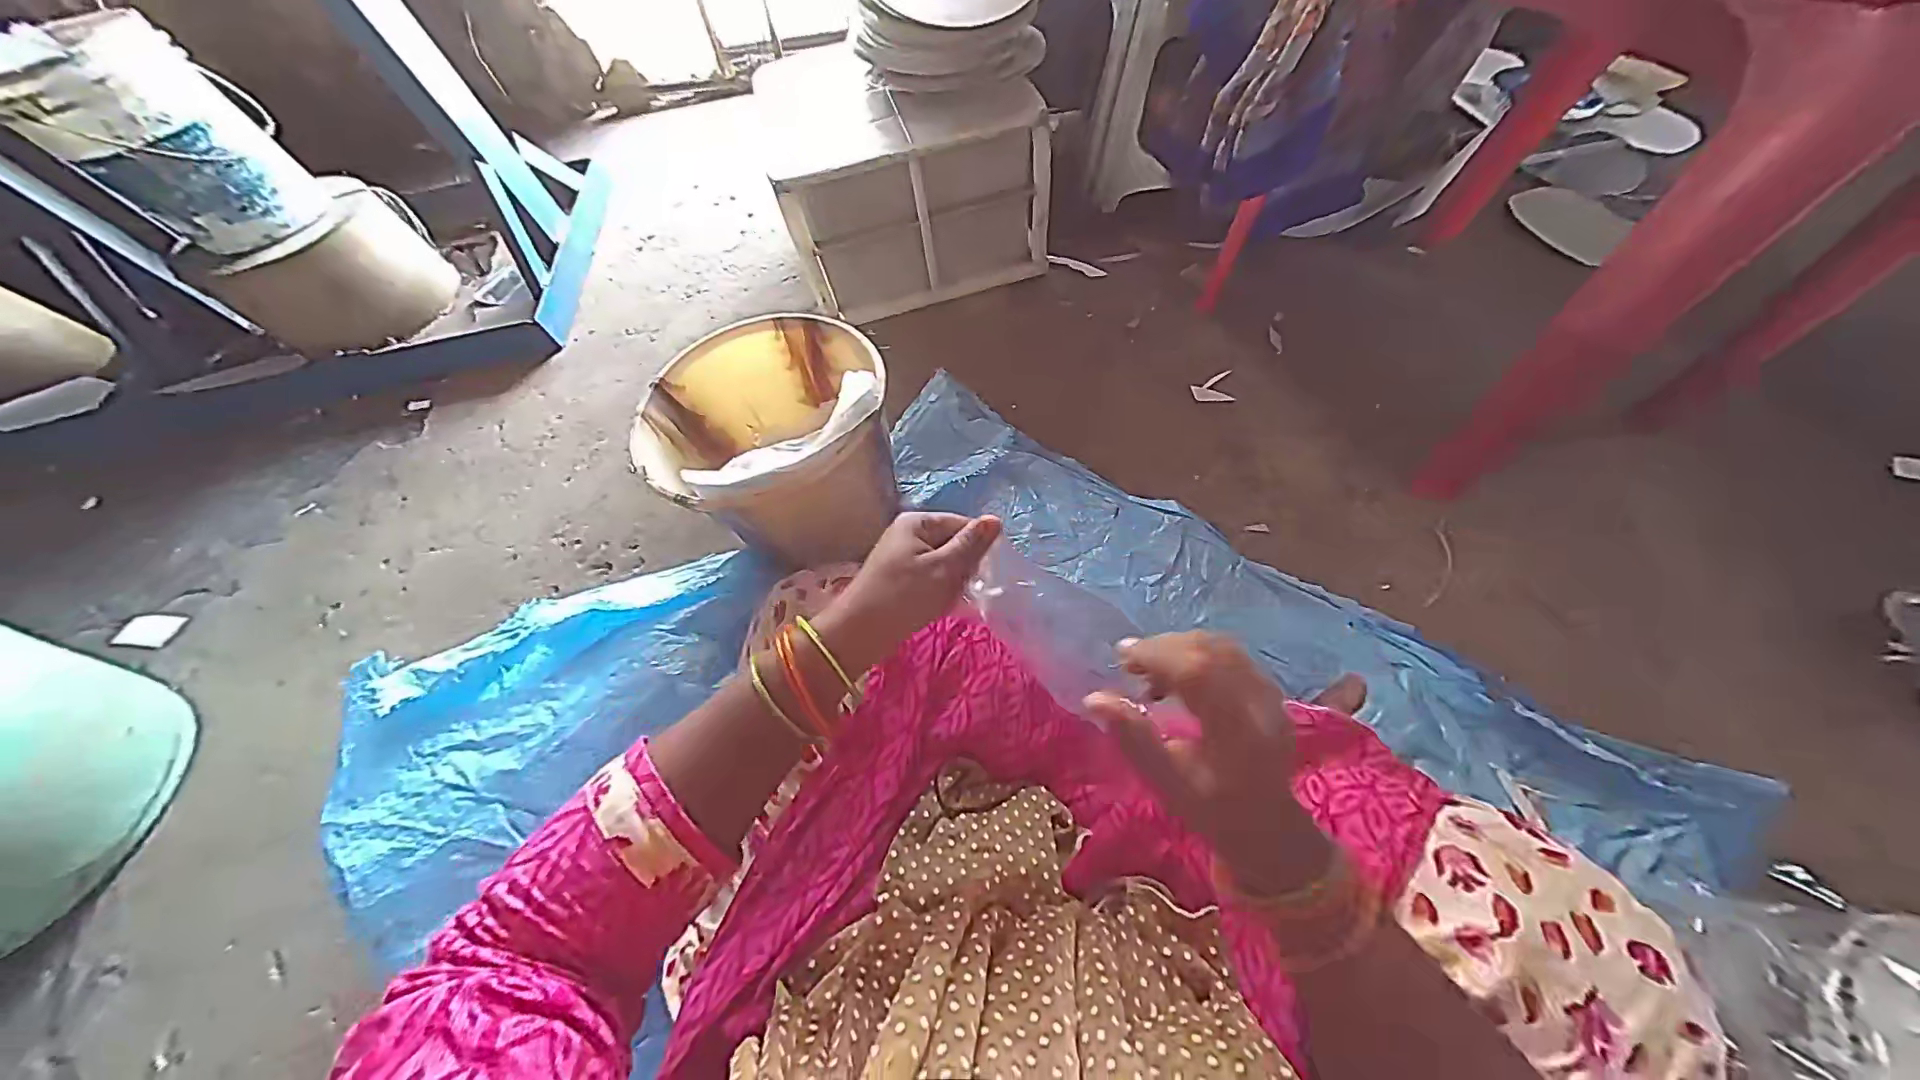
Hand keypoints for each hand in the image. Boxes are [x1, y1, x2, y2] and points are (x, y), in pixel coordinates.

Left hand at [817, 512, 1001, 667]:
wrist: (859, 634)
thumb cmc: (904, 597)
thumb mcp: (944, 569)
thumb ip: (971, 544)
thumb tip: (995, 519)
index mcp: (917, 522)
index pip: (963, 524)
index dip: (977, 548)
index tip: (980, 574)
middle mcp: (908, 533)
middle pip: (954, 544)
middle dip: (964, 568)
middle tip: (960, 590)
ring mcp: (902, 556)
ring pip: (944, 565)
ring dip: (952, 583)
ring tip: (947, 601)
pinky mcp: (899, 578)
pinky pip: (930, 579)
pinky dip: (938, 592)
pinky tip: (936, 607)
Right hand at [1085, 632, 1335, 895]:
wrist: (1268, 827)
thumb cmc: (1212, 810)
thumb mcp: (1166, 782)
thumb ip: (1133, 738)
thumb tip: (1094, 698)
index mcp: (1235, 730)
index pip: (1196, 671)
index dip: (1155, 655)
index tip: (1121, 659)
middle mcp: (1258, 703)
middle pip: (1207, 650)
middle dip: (1162, 647)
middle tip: (1129, 663)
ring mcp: (1269, 694)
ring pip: (1219, 646)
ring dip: (1178, 647)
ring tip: (1150, 668)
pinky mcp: (1270, 689)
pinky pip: (1231, 654)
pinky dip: (1198, 653)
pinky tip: (1179, 672)